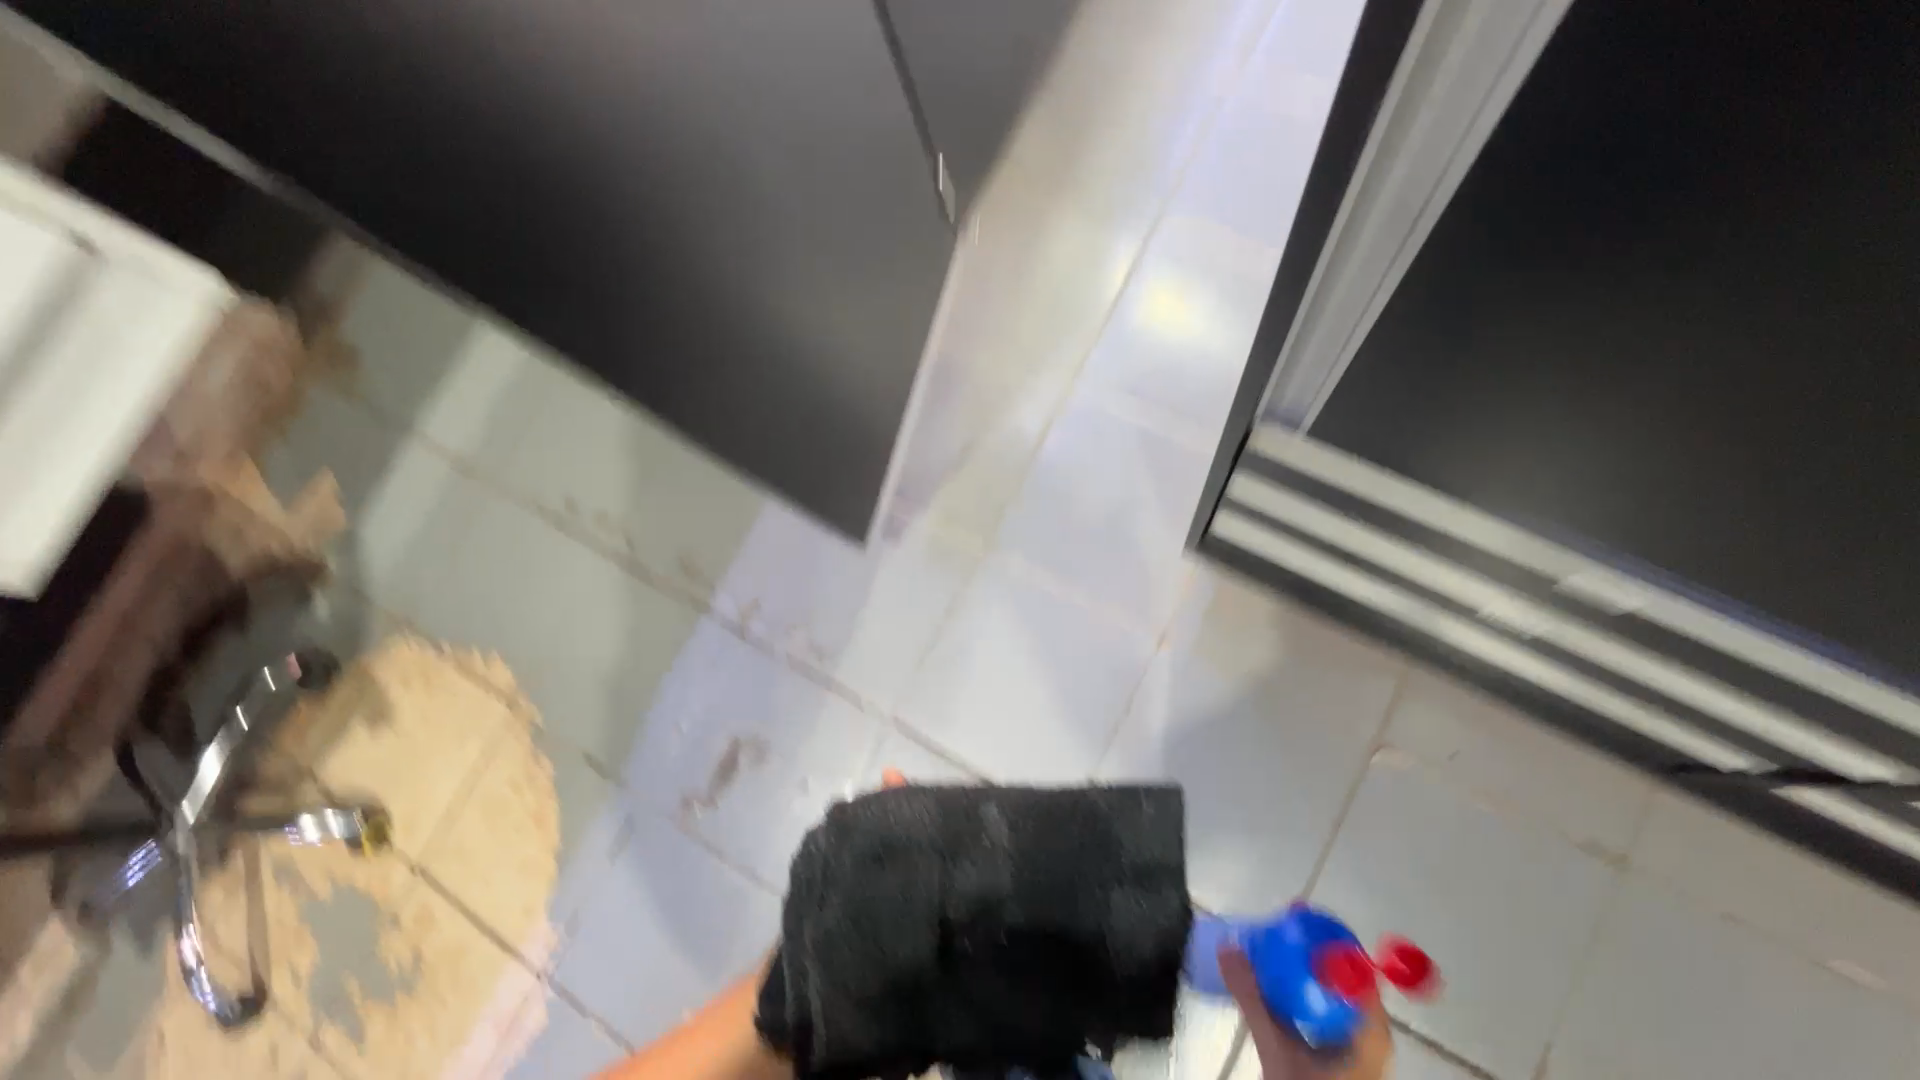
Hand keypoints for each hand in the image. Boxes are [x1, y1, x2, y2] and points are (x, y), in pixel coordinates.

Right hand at [1218, 946, 1391, 1079]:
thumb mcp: (1275, 1049)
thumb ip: (1252, 1000)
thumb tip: (1229, 947)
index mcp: (1369, 1031)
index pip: (1357, 969)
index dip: (1328, 938)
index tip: (1296, 917)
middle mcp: (1370, 1035)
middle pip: (1345, 978)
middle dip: (1311, 951)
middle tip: (1278, 929)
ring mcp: (1359, 1048)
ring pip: (1336, 995)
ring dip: (1308, 971)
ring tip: (1274, 950)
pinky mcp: (1343, 1057)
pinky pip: (1328, 1011)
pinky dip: (1307, 993)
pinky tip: (1280, 987)